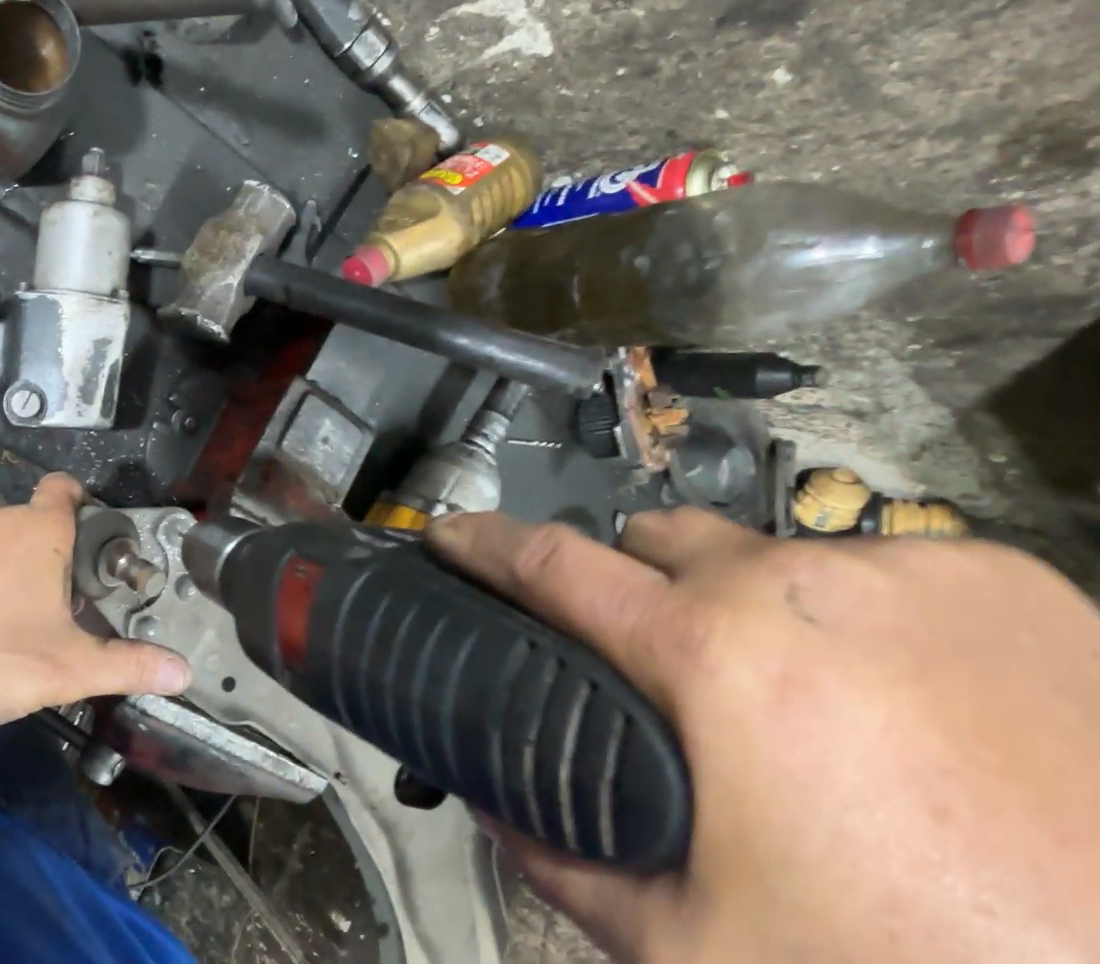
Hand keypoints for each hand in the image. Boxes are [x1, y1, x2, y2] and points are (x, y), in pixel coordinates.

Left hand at [0, 474, 190, 731]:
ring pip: (11, 545)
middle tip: (90, 603)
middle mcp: (0, 523)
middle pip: (46, 522)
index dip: (92, 505)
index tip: (110, 545)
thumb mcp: (69, 669)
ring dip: (32, 572)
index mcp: (39, 530)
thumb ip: (129, 666)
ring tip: (47, 623)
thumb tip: (184, 672)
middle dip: (70, 555)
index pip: (68, 488)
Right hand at [430, 508, 1099, 963]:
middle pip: (659, 540)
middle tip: (647, 661)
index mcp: (711, 655)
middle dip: (629, 582)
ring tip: (789, 697)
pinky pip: (880, 570)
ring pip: (771, 554)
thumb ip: (562, 862)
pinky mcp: (1012, 583)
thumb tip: (491, 801)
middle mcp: (800, 582)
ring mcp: (911, 570)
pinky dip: (852, 611)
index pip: (551, 564)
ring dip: (745, 602)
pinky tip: (897, 694)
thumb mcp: (692, 946)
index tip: (446, 535)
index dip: (481, 545)